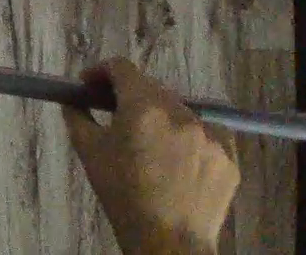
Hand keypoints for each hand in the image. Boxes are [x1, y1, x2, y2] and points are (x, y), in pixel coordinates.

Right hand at [63, 58, 239, 254]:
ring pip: (180, 110)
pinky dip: (187, 134)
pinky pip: (206, 133)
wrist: (167, 238)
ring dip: (158, 114)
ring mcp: (212, 138)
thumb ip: (77, 113)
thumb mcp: (86, 146)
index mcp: (144, 108)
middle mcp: (182, 115)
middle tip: (113, 112)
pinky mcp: (230, 160)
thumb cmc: (120, 190)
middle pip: (151, 87)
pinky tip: (174, 153)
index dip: (101, 71)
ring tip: (146, 137)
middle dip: (129, 94)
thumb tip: (76, 100)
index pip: (122, 68)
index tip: (89, 86)